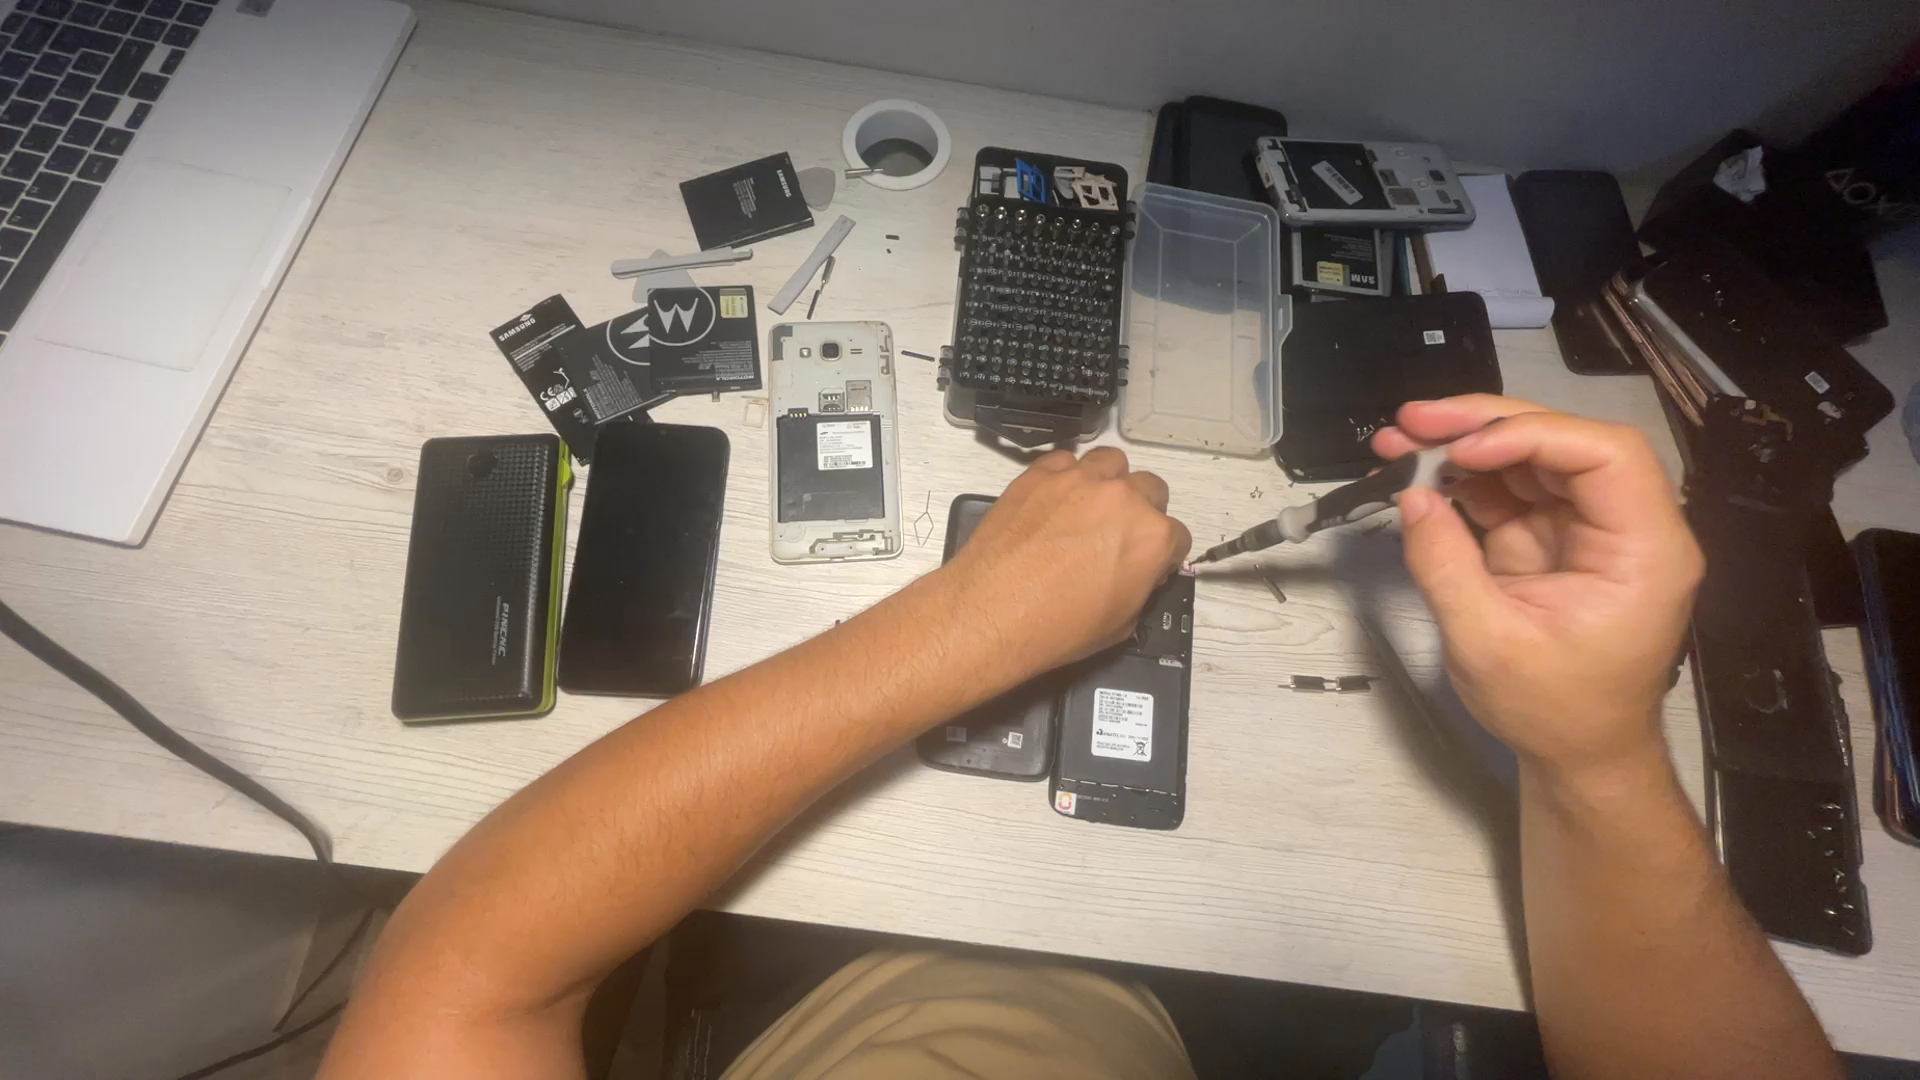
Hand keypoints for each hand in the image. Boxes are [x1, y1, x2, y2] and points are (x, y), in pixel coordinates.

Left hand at [942, 447, 1190, 674]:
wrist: (992, 612)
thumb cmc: (1057, 626)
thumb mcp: (1121, 624)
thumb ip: (1141, 587)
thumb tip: (1139, 574)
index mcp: (1153, 537)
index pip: (1177, 536)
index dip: (1162, 554)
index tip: (1145, 564)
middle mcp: (1122, 498)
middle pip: (1151, 489)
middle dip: (1141, 512)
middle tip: (1116, 535)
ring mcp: (1078, 480)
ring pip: (1111, 463)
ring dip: (1108, 482)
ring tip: (1089, 508)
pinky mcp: (1039, 475)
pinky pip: (1064, 461)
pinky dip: (1065, 476)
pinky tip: (1054, 501)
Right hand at [1371, 396, 1703, 780]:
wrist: (1573, 748)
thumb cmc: (1549, 706)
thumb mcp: (1485, 642)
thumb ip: (1445, 566)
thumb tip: (1412, 497)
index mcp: (1641, 550)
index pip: (1605, 457)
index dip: (1532, 438)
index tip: (1458, 452)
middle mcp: (1618, 525)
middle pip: (1562, 444)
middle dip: (1484, 424)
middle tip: (1412, 419)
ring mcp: (1577, 529)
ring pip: (1525, 459)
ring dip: (1460, 444)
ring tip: (1397, 439)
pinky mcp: (1541, 539)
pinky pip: (1500, 491)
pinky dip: (1455, 477)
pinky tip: (1413, 469)